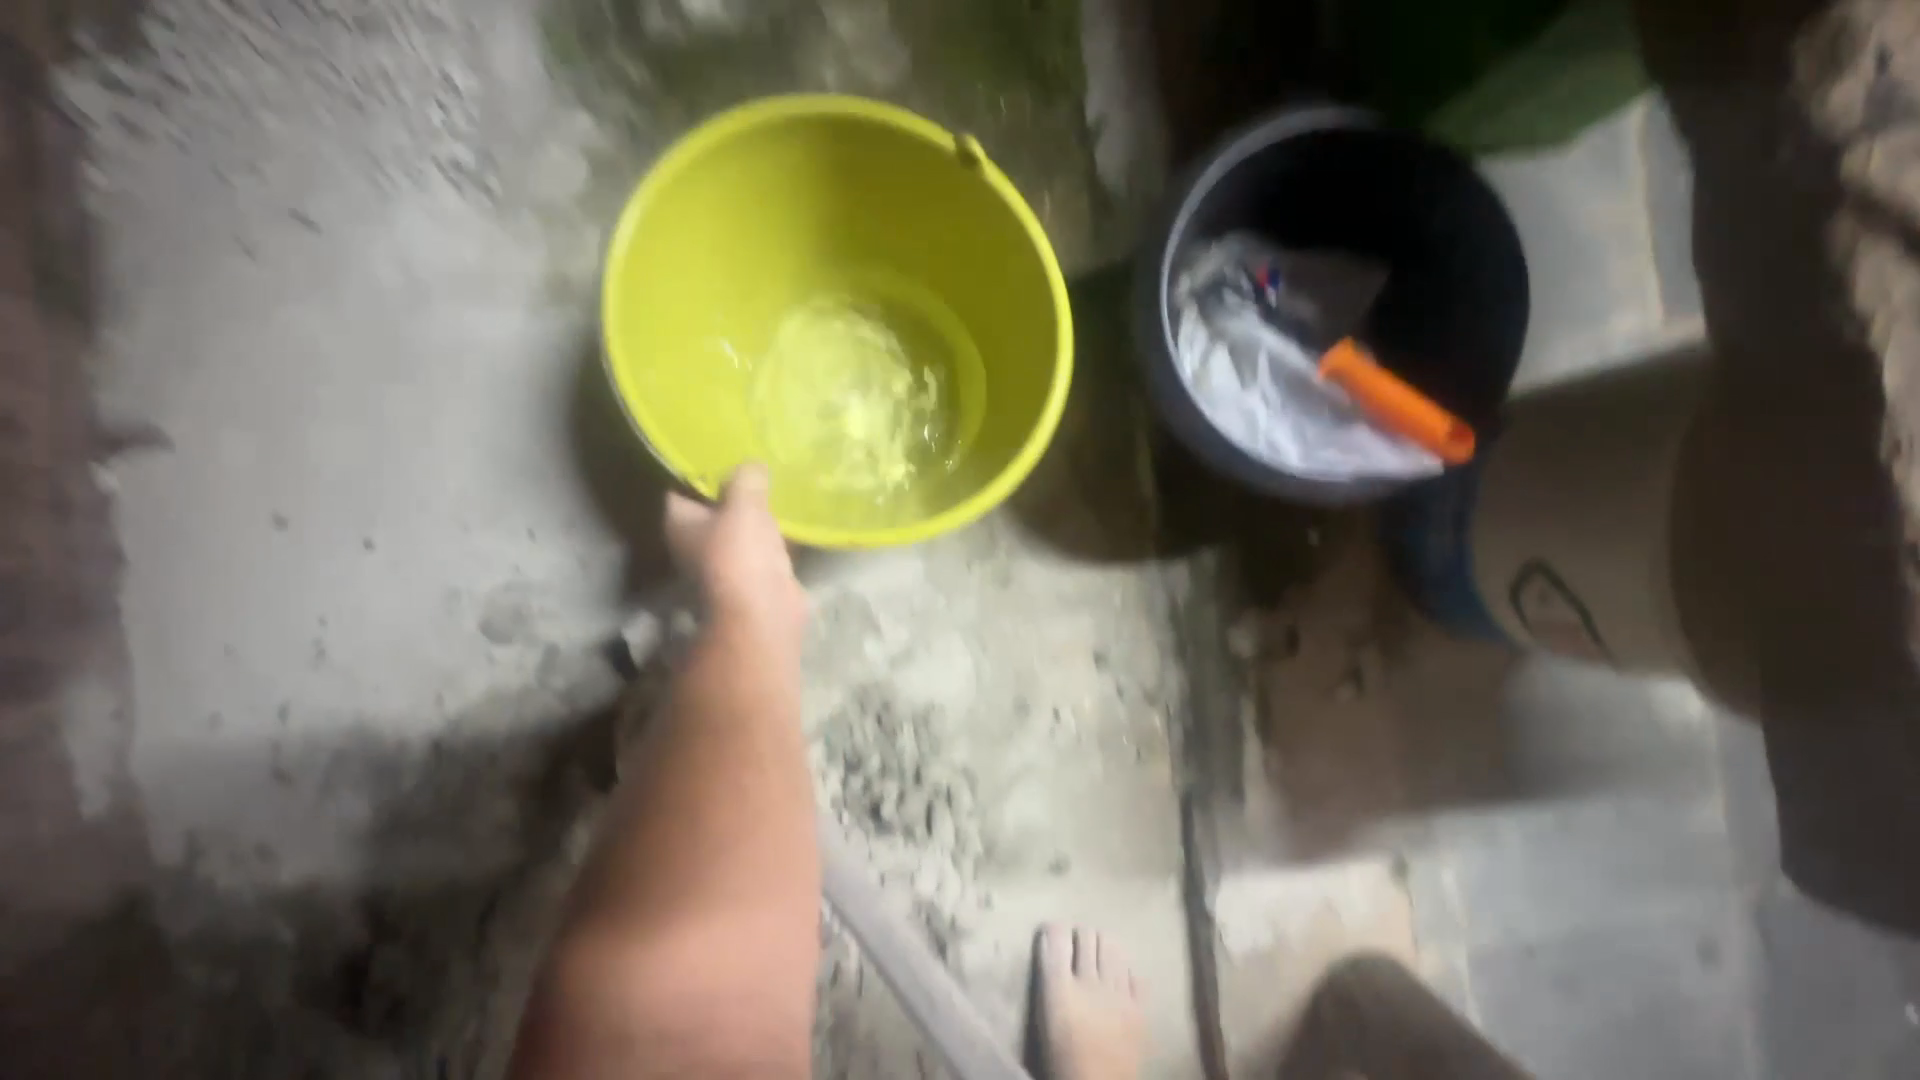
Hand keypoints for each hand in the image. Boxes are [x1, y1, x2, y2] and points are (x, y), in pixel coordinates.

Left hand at [664, 464, 807, 642]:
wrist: (763, 610)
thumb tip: (753, 465)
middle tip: (756, 462)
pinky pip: (764, 544)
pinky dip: (775, 532)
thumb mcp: (742, 505)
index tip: (722, 451)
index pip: (681, 488)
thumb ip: (746, 479)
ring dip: (756, 512)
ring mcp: (726, 561)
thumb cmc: (739, 553)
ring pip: (740, 526)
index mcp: (680, 523)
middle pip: (713, 507)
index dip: (698, 470)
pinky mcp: (755, 573)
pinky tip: (791, 512)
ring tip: (776, 482)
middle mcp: (696, 543)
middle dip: (733, 489)